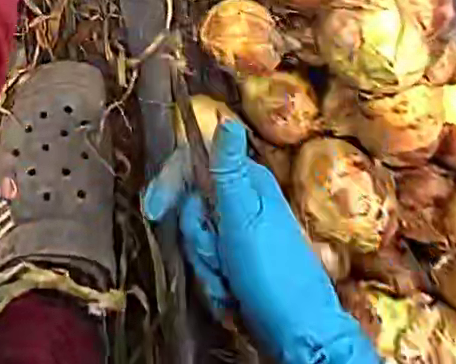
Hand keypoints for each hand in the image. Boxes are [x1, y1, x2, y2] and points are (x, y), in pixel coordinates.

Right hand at [142, 119, 377, 363]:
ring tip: (228, 282)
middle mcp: (242, 199)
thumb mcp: (244, 216)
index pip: (193, 162)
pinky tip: (230, 295)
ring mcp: (239, 232)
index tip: (154, 211)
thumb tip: (226, 118)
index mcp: (246, 179)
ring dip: (206, 264)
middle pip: (191, 203)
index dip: (170, 182)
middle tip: (217, 257)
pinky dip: (214, 281)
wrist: (302, 336)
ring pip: (197, 236)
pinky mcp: (237, 261)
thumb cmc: (272, 271)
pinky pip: (207, 262)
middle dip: (197, 237)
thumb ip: (229, 168)